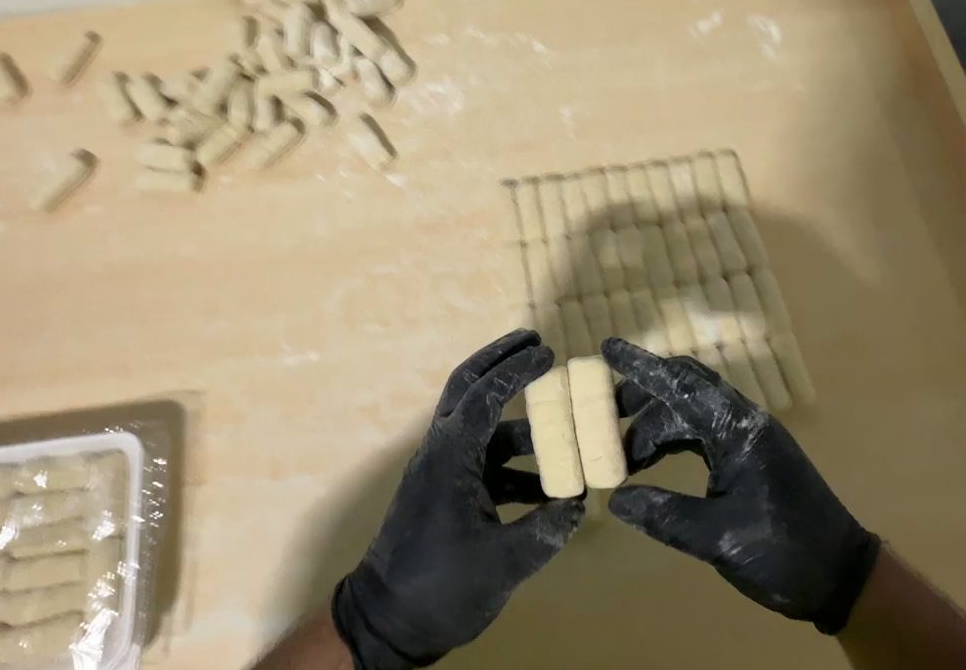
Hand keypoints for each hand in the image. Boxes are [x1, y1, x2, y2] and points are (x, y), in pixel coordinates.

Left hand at [330, 329, 585, 668]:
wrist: (387, 622)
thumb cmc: (439, 586)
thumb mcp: (502, 563)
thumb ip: (544, 531)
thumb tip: (579, 504)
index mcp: (449, 455)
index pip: (484, 396)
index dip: (516, 371)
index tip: (548, 352)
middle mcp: (441, 450)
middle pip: (467, 387)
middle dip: (500, 361)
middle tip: (536, 344)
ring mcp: (440, 470)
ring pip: (480, 427)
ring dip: (517, 421)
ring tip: (560, 422)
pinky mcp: (444, 493)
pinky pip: (484, 462)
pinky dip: (514, 463)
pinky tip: (548, 486)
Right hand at [602, 337, 880, 633]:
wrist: (843, 577)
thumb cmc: (785, 551)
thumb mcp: (720, 538)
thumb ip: (666, 515)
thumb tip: (616, 499)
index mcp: (737, 428)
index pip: (680, 384)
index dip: (641, 366)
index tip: (606, 347)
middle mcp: (742, 420)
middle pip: (683, 387)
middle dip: (642, 394)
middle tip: (604, 416)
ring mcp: (748, 435)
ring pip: (690, 408)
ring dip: (655, 422)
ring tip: (624, 455)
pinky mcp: (749, 453)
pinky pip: (701, 429)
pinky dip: (672, 438)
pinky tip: (654, 460)